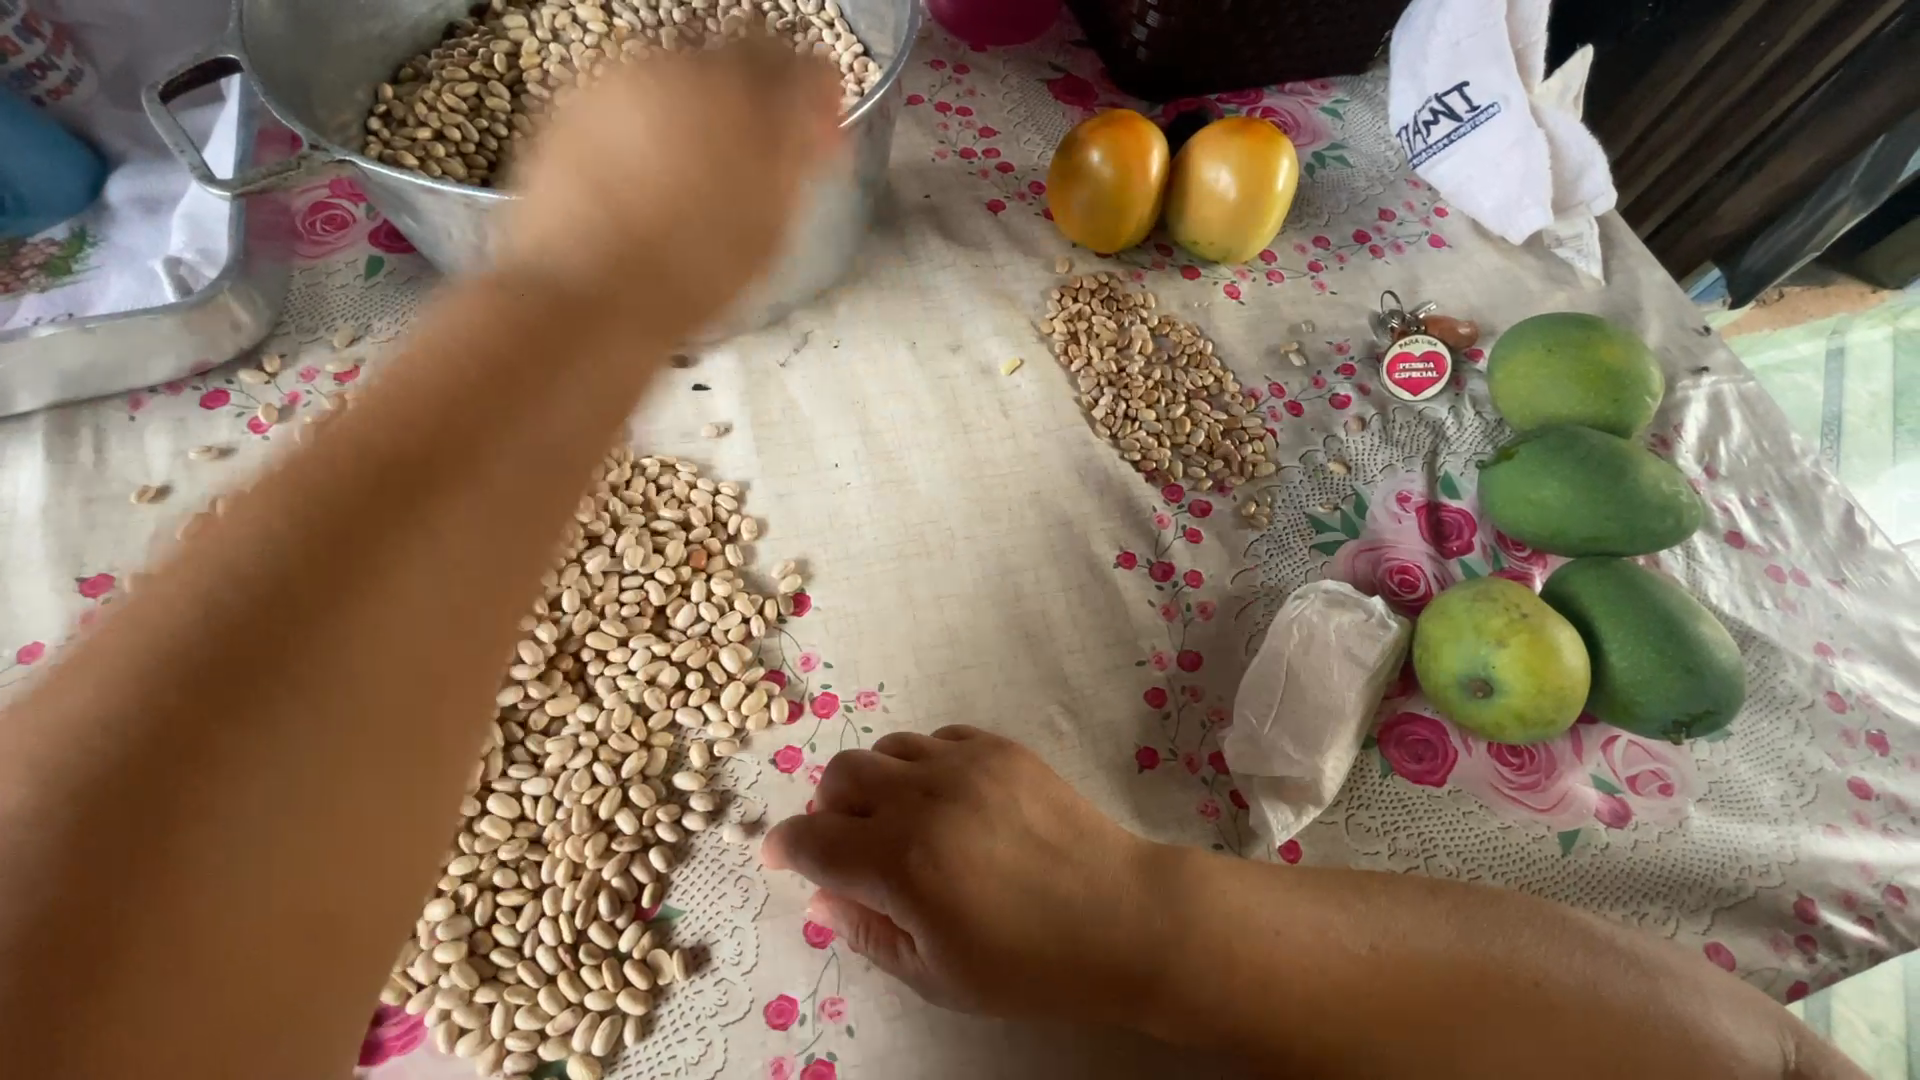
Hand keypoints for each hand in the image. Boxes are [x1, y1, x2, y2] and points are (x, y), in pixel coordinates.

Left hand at [499, 38, 841, 339]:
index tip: (820, 137)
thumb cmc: (696, 273)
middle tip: (763, 164)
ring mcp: (625, 78)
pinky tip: (654, 184)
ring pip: (685, 82)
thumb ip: (797, 159)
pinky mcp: (578, 103)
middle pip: (740, 65)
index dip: (818, 99)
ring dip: (705, 116)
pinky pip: (636, 104)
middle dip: (759, 105)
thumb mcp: (771, 225)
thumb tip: (815, 121)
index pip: (802, 67)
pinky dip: (656, 130)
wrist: (589, 293)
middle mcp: (686, 67)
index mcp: (748, 96)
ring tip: (704, 182)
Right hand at [762, 727, 1162, 1023]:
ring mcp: (965, 763)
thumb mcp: (936, 975)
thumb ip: (867, 932)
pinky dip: (922, 764)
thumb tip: (822, 898)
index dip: (786, 847)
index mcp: (900, 861)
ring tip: (898, 818)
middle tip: (845, 842)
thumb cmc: (1027, 964)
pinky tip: (945, 797)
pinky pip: (936, 738)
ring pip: (887, 749)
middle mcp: (923, 798)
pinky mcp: (1000, 747)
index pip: (813, 840)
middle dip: (826, 809)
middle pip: (841, 775)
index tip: (780, 854)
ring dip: (874, 782)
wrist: (1122, 916)